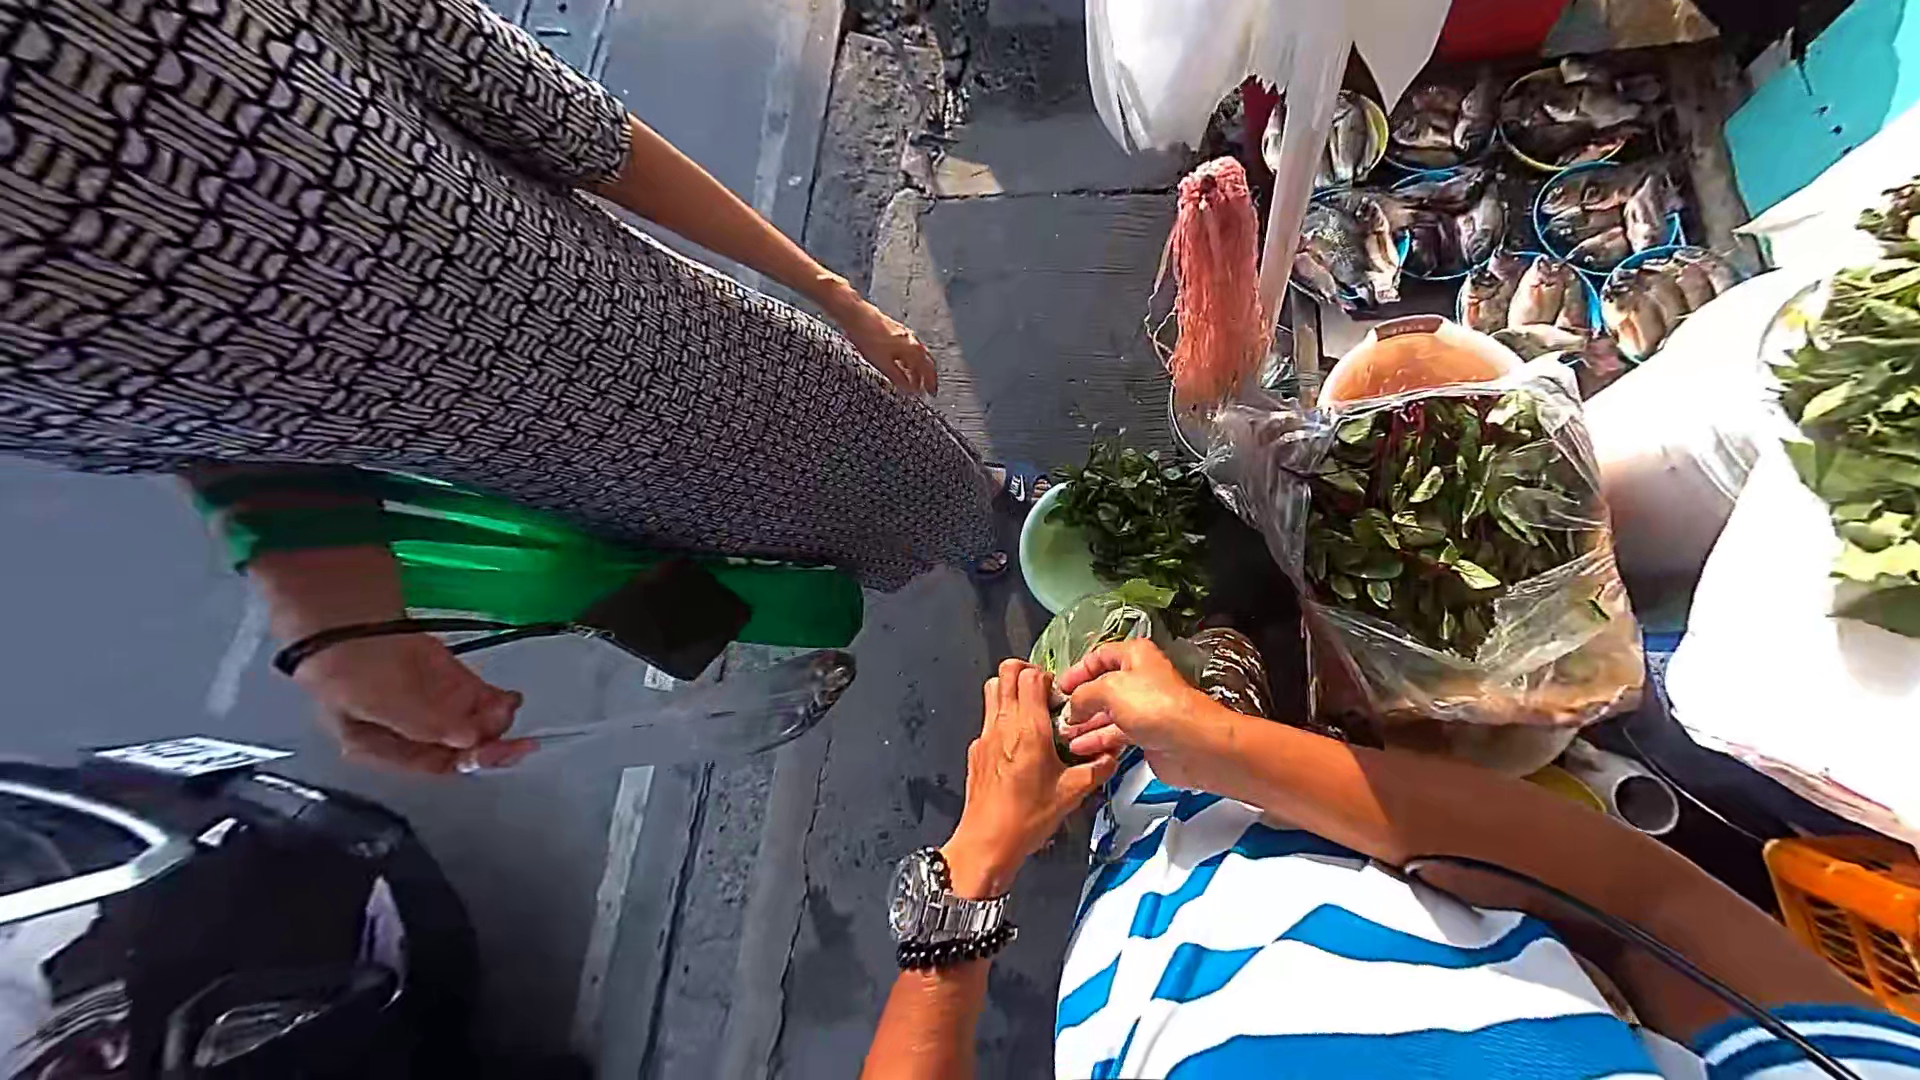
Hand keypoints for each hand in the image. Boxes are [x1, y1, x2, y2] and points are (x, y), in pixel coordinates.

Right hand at [297, 635, 537, 774]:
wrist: (357, 627)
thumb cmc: (354, 670)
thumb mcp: (380, 704)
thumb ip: (425, 724)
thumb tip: (467, 741)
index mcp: (388, 750)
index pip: (439, 764)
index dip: (473, 760)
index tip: (504, 750)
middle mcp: (419, 735)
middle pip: (464, 747)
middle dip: (492, 741)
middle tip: (516, 733)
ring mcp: (441, 708)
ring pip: (479, 724)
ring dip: (499, 720)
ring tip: (508, 705)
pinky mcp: (457, 686)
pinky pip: (485, 701)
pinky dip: (502, 703)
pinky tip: (513, 699)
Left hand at [832, 298, 937, 395]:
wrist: (857, 315)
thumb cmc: (869, 336)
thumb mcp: (884, 365)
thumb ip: (898, 378)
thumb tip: (909, 389)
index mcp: (913, 349)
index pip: (928, 370)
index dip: (930, 383)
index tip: (930, 392)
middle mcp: (912, 340)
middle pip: (925, 361)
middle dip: (927, 376)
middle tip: (927, 387)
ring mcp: (904, 334)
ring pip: (917, 354)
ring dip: (918, 368)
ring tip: (914, 378)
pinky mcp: (895, 330)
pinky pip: (908, 348)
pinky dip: (909, 359)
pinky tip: (902, 362)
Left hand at [943, 660, 1118, 897]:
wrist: (987, 841)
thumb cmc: (1025, 818)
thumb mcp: (1071, 793)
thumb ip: (1096, 769)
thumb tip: (1110, 757)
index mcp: (1028, 728)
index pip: (1031, 676)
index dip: (1047, 677)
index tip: (1059, 695)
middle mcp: (1004, 723)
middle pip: (1006, 671)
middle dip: (1025, 671)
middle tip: (1043, 691)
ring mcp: (985, 734)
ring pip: (992, 689)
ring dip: (1010, 689)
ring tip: (1030, 710)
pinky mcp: (976, 748)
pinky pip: (988, 718)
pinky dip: (1001, 717)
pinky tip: (1016, 743)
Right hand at [1057, 639, 1243, 792]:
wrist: (1194, 744)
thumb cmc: (1157, 706)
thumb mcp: (1108, 689)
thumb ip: (1082, 695)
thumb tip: (1071, 706)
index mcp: (1134, 656)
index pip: (1098, 657)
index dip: (1077, 671)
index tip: (1059, 686)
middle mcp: (1139, 679)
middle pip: (1101, 687)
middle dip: (1078, 701)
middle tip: (1058, 713)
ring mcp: (1143, 708)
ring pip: (1106, 713)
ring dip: (1084, 723)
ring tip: (1063, 734)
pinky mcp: (1146, 734)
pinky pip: (1115, 734)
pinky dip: (1097, 740)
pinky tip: (1079, 747)